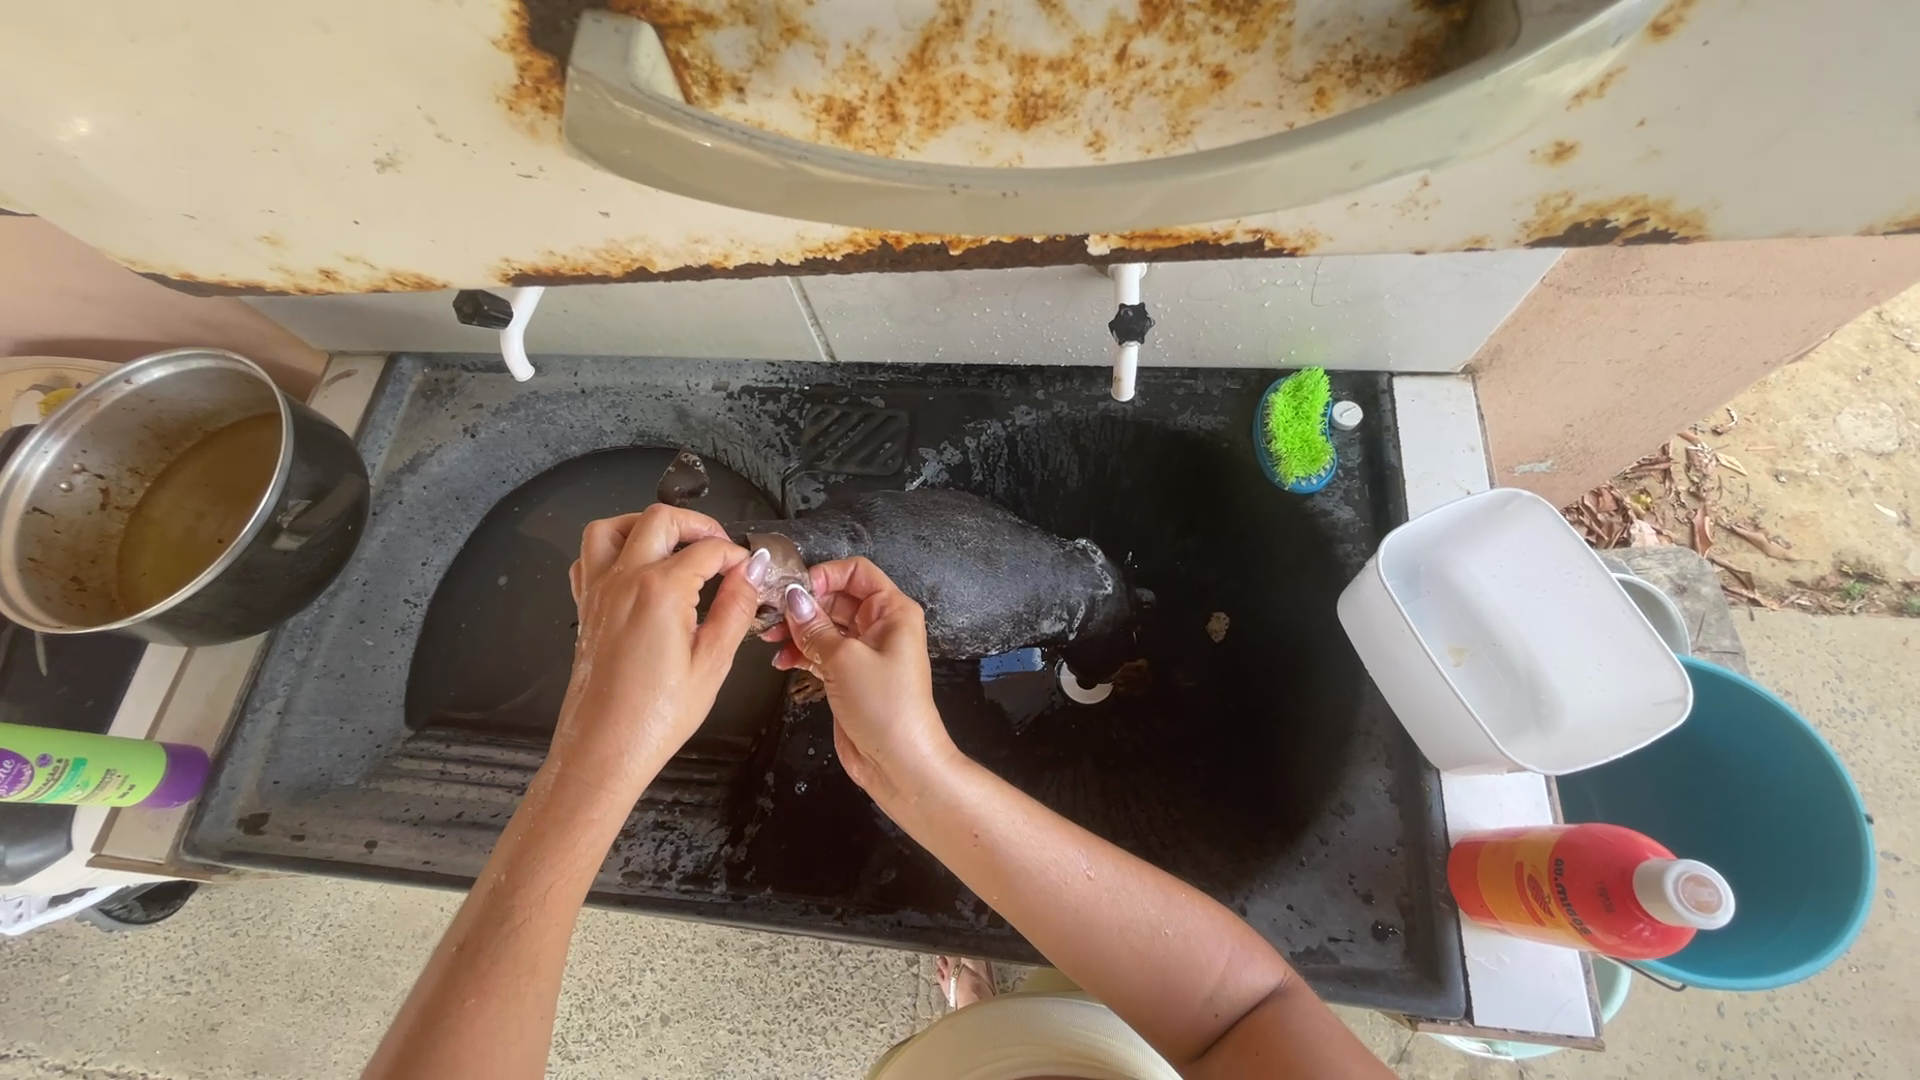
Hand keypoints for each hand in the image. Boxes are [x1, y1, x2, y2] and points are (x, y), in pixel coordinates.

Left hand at [553, 505, 769, 800]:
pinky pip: (589, 558)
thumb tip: (753, 573)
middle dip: (698, 525)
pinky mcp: (586, 608)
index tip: (751, 570)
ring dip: (648, 525)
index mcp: (660, 591)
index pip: (709, 550)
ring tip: (677, 544)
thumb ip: (737, 607)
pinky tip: (639, 568)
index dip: (738, 556)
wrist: (604, 751)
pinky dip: (614, 549)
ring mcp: (599, 592)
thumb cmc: (656, 716)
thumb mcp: (714, 662)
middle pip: (660, 519)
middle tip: (722, 546)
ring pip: (614, 527)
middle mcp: (624, 581)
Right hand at [767, 557, 956, 792]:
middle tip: (771, 613)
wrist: (899, 761)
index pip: (856, 572)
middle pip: (837, 598)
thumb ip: (814, 626)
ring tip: (771, 638)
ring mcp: (865, 651)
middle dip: (803, 604)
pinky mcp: (850, 675)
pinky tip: (782, 660)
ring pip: (825, 626)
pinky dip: (801, 652)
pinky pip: (822, 651)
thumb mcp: (844, 658)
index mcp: (892, 611)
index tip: (794, 589)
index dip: (824, 575)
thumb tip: (793, 598)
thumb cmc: (886, 706)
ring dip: (797, 629)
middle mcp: (881, 626)